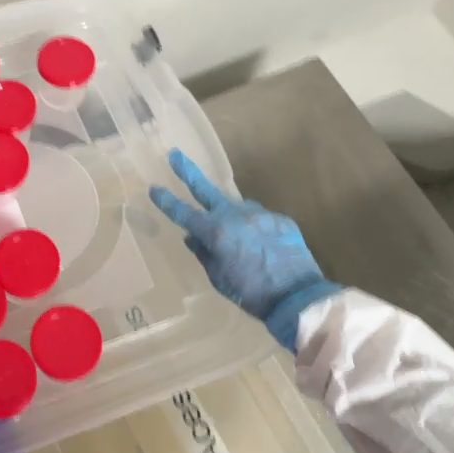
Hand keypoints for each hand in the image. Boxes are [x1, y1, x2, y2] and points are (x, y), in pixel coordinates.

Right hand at [149, 148, 339, 351]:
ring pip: (237, 207)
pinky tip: (260, 243)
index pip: (184, 213)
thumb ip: (204, 254)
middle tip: (175, 154)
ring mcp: (260, 214)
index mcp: (216, 233)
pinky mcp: (281, 220)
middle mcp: (236, 216)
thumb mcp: (219, 279)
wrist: (299, 298)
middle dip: (188, 172)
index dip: (167, 201)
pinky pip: (259, 218)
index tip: (154, 188)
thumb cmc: (252, 294)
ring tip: (235, 235)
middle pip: (206, 190)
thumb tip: (192, 237)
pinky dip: (254, 227)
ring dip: (230, 215)